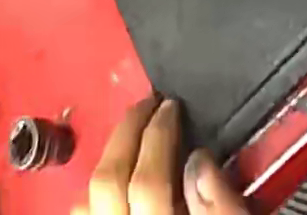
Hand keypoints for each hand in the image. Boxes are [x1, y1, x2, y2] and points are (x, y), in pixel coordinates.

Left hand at [75, 97, 248, 214]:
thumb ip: (225, 208)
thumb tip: (201, 160)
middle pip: (109, 181)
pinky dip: (95, 190)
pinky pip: (81, 213)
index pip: (149, 184)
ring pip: (87, 198)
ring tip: (136, 133)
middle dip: (130, 131)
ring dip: (110, 158)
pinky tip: (117, 174)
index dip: (159, 138)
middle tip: (152, 102)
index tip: (174, 106)